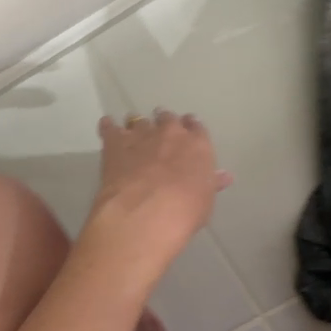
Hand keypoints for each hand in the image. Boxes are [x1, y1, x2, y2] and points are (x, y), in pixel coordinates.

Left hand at [82, 111, 232, 288]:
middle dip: (163, 124)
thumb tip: (223, 175)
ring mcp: (140, 133)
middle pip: (167, 118)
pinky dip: (109, 126)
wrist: (146, 211)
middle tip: (160, 135)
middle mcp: (169, 132)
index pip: (196, 127)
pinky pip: (109, 126)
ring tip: (133, 135)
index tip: (187, 133)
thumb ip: (211, 181)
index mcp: (196, 144)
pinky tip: (107, 127)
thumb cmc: (184, 211)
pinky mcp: (114, 141)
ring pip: (138, 119)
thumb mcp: (205, 199)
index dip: (190, 129)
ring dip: (137, 126)